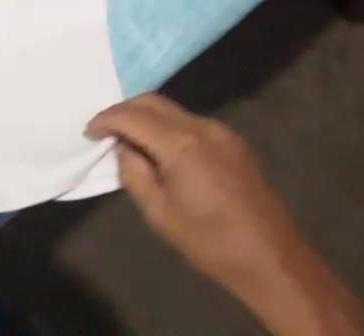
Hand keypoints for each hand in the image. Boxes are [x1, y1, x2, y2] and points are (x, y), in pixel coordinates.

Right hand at [88, 93, 363, 335]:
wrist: (274, 261)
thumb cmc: (211, 242)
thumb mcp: (159, 213)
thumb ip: (133, 172)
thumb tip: (125, 148)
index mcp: (181, 143)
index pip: (131, 116)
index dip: (105, 119)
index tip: (89, 132)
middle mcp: (202, 126)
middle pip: (152, 101)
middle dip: (124, 111)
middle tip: (106, 131)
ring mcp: (222, 132)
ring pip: (172, 110)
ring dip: (147, 118)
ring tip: (132, 142)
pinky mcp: (235, 143)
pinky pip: (191, 123)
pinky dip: (169, 128)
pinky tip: (164, 151)